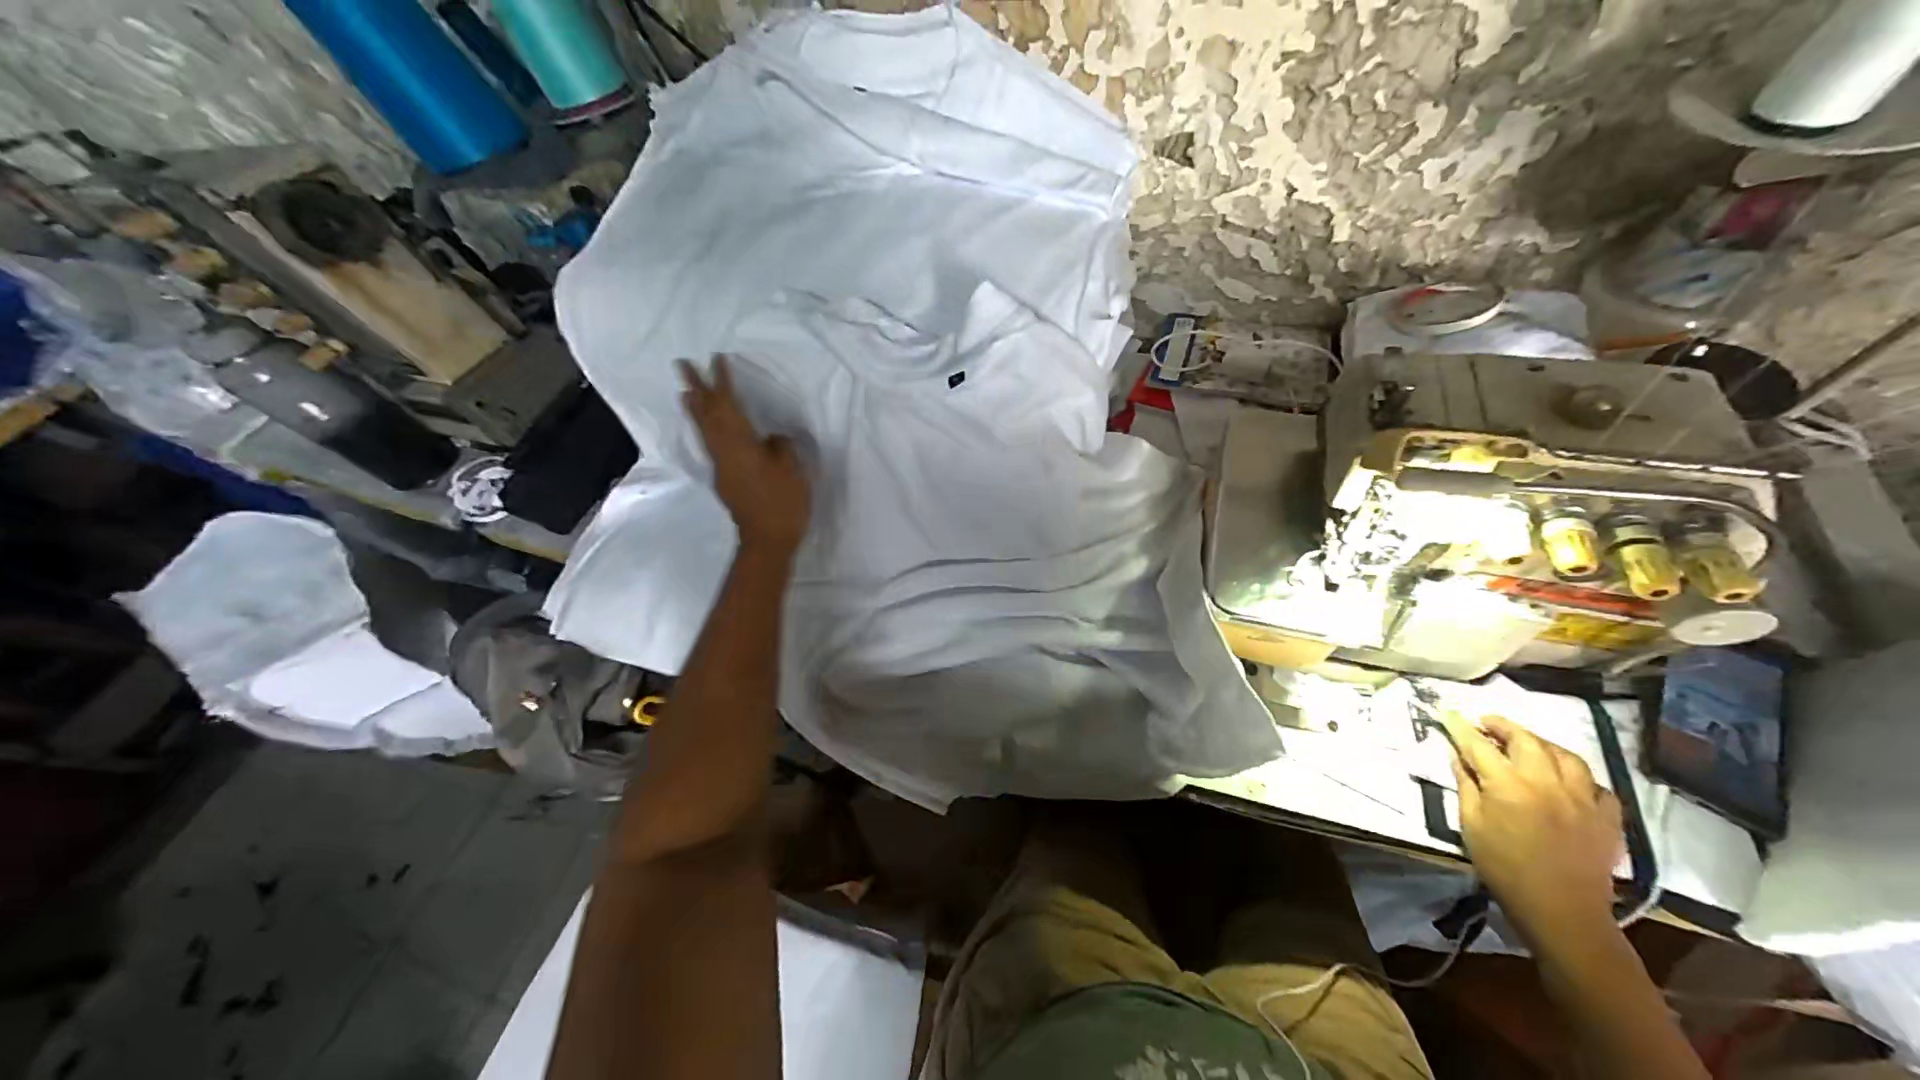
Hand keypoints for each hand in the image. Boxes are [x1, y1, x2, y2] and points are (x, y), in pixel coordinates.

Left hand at [679, 355, 809, 555]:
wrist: (767, 541)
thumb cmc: (783, 503)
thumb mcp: (792, 469)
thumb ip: (781, 447)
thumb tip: (771, 438)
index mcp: (740, 444)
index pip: (728, 405)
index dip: (723, 381)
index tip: (717, 358)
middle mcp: (724, 452)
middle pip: (706, 415)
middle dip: (696, 388)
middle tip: (683, 364)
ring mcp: (722, 467)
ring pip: (704, 431)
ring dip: (695, 408)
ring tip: (686, 391)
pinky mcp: (725, 480)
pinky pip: (710, 444)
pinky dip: (705, 427)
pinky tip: (709, 427)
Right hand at [1442, 713, 1623, 948]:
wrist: (1560, 911)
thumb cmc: (1504, 868)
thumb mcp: (1471, 825)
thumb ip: (1466, 786)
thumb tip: (1459, 757)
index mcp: (1509, 785)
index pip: (1479, 745)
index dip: (1462, 727)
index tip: (1449, 714)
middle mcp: (1547, 783)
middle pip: (1526, 740)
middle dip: (1504, 726)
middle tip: (1488, 722)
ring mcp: (1583, 798)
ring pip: (1566, 756)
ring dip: (1543, 744)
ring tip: (1529, 744)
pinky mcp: (1607, 817)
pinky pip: (1596, 786)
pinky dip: (1580, 777)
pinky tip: (1569, 781)